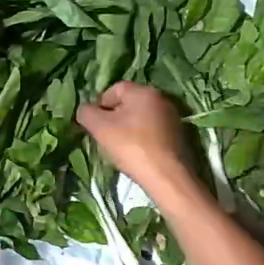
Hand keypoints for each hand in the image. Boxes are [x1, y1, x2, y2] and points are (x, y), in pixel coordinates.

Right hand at [76, 81, 194, 198]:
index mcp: (143, 91)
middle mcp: (161, 99)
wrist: (167, 175)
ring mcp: (173, 117)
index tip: (93, 123)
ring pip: (142, 118)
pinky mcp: (179, 136)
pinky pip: (153, 131)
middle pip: (129, 103)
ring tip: (120, 147)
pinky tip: (137, 154)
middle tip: (104, 136)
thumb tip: (84, 109)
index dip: (99, 104)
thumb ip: (86, 113)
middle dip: (114, 117)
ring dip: (129, 129)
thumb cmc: (131, 146)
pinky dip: (142, 139)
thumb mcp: (100, 128)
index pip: (115, 89)